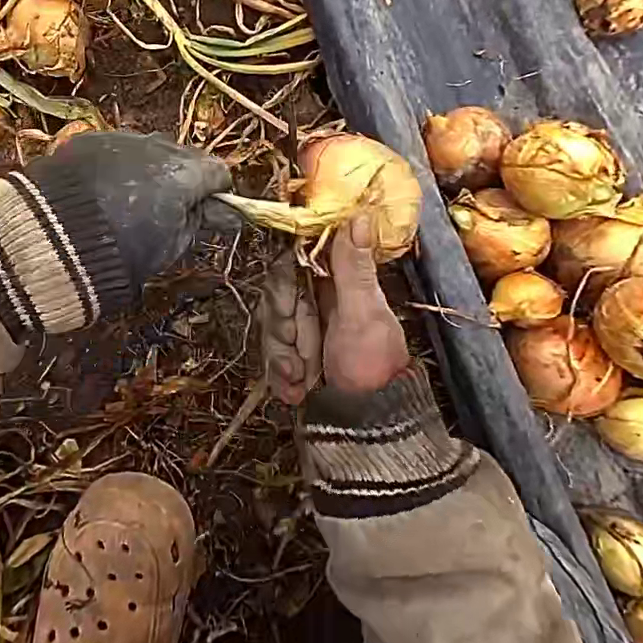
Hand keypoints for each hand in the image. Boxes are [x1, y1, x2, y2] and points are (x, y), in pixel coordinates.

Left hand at [28, 132, 232, 283]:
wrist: (49, 240)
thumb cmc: (120, 252)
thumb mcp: (171, 247)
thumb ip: (199, 222)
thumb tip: (222, 213)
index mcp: (184, 173)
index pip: (218, 171)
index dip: (217, 192)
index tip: (209, 209)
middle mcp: (157, 146)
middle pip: (186, 156)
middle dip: (186, 178)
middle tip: (172, 207)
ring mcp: (122, 139)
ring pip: (153, 149)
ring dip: (153, 169)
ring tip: (135, 198)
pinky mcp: (91, 139)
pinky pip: (119, 148)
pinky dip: (120, 165)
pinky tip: (106, 190)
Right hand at [257, 216, 410, 403]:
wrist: (369, 426)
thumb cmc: (372, 366)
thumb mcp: (364, 315)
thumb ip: (354, 267)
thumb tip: (361, 215)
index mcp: (336, 281)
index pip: (291, 263)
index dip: (283, 289)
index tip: (288, 314)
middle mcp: (318, 298)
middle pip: (276, 298)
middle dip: (284, 332)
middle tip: (302, 357)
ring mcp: (306, 327)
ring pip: (270, 327)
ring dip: (282, 357)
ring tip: (302, 378)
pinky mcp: (295, 352)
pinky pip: (271, 354)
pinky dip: (281, 376)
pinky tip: (297, 389)